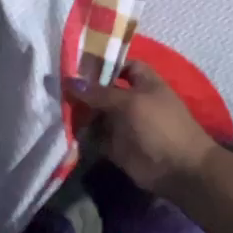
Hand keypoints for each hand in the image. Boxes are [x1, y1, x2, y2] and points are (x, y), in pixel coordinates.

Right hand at [66, 62, 218, 196]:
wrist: (178, 169)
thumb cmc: (159, 125)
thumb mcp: (130, 102)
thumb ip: (99, 92)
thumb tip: (70, 81)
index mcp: (144, 83)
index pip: (122, 66)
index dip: (102, 64)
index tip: (75, 64)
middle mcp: (132, 101)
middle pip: (103, 91)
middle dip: (83, 89)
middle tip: (54, 86)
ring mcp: (123, 125)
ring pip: (96, 114)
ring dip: (79, 112)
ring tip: (54, 106)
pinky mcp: (115, 146)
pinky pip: (94, 136)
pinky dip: (81, 134)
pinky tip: (63, 128)